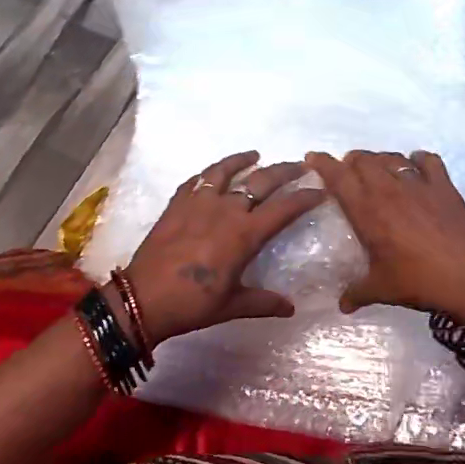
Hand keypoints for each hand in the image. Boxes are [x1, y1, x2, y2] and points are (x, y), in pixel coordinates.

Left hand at [118, 152, 325, 343]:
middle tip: (299, 166)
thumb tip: (290, 308)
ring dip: (243, 161)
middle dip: (284, 171)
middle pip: (260, 181)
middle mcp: (225, 210)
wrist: (143, 298)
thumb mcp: (232, 305)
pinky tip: (213, 173)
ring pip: (224, 171)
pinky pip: (196, 181)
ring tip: (255, 155)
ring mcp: (197, 204)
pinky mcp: (176, 205)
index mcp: (244, 234)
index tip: (321, 190)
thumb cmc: (192, 304)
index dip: (305, 198)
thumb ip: (263, 302)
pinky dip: (209, 173)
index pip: (284, 208)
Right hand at [305, 150, 464, 321]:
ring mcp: (419, 185)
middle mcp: (390, 191)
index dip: (322, 163)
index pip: (338, 177)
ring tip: (375, 169)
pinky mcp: (444, 187)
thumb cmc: (418, 282)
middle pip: (363, 160)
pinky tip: (415, 166)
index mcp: (367, 212)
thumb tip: (342, 305)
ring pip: (391, 158)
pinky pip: (428, 160)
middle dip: (349, 161)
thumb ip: (356, 293)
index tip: (312, 158)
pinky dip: (417, 159)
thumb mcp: (381, 289)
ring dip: (378, 159)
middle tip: (346, 171)